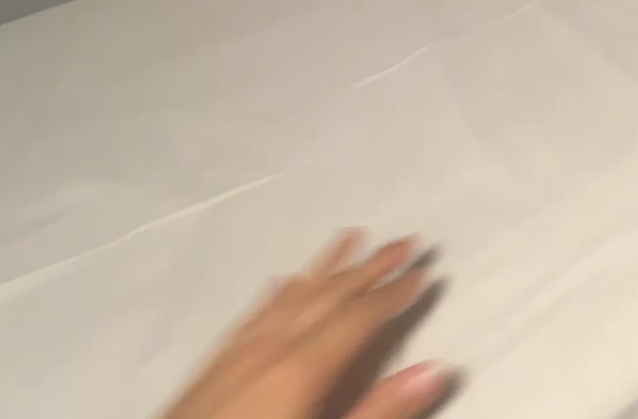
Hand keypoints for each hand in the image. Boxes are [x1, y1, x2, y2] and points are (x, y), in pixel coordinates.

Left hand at [161, 230, 448, 418]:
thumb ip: (379, 410)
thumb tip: (435, 366)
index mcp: (299, 370)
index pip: (358, 318)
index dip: (393, 293)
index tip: (422, 269)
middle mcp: (267, 352)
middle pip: (327, 298)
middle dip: (369, 267)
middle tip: (404, 240)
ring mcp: (230, 361)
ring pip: (287, 300)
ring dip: (324, 267)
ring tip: (350, 236)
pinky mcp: (202, 378)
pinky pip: (246, 323)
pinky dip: (271, 299)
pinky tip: (280, 283)